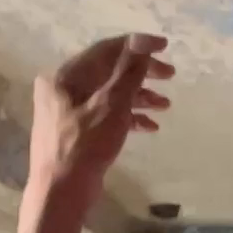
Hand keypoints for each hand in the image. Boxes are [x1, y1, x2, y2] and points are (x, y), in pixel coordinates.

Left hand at [29, 32, 173, 204]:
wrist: (62, 190)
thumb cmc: (85, 146)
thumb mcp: (111, 106)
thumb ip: (128, 73)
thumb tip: (142, 43)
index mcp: (66, 75)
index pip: (107, 49)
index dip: (138, 46)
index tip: (166, 48)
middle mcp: (64, 86)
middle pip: (109, 70)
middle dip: (142, 73)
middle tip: (170, 76)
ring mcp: (69, 108)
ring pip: (110, 93)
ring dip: (139, 96)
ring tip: (165, 106)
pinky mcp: (78, 128)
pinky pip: (107, 112)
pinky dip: (129, 115)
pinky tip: (149, 126)